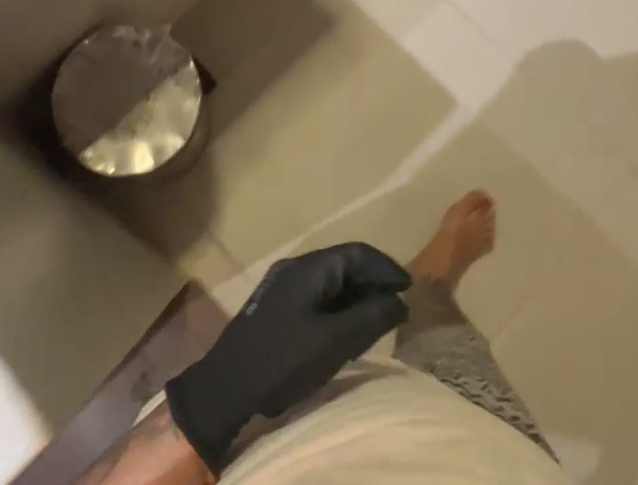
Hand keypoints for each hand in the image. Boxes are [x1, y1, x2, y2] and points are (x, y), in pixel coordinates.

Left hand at [165, 242, 411, 469]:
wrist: (228, 385)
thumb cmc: (284, 359)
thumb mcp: (336, 340)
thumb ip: (371, 317)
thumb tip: (400, 301)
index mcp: (308, 268)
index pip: (356, 253)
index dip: (385, 268)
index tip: (409, 288)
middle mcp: (294, 269)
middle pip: (343, 266)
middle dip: (372, 284)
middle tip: (397, 309)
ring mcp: (282, 288)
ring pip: (330, 284)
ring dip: (356, 299)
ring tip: (378, 322)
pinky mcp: (277, 309)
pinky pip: (316, 299)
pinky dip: (338, 310)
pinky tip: (348, 333)